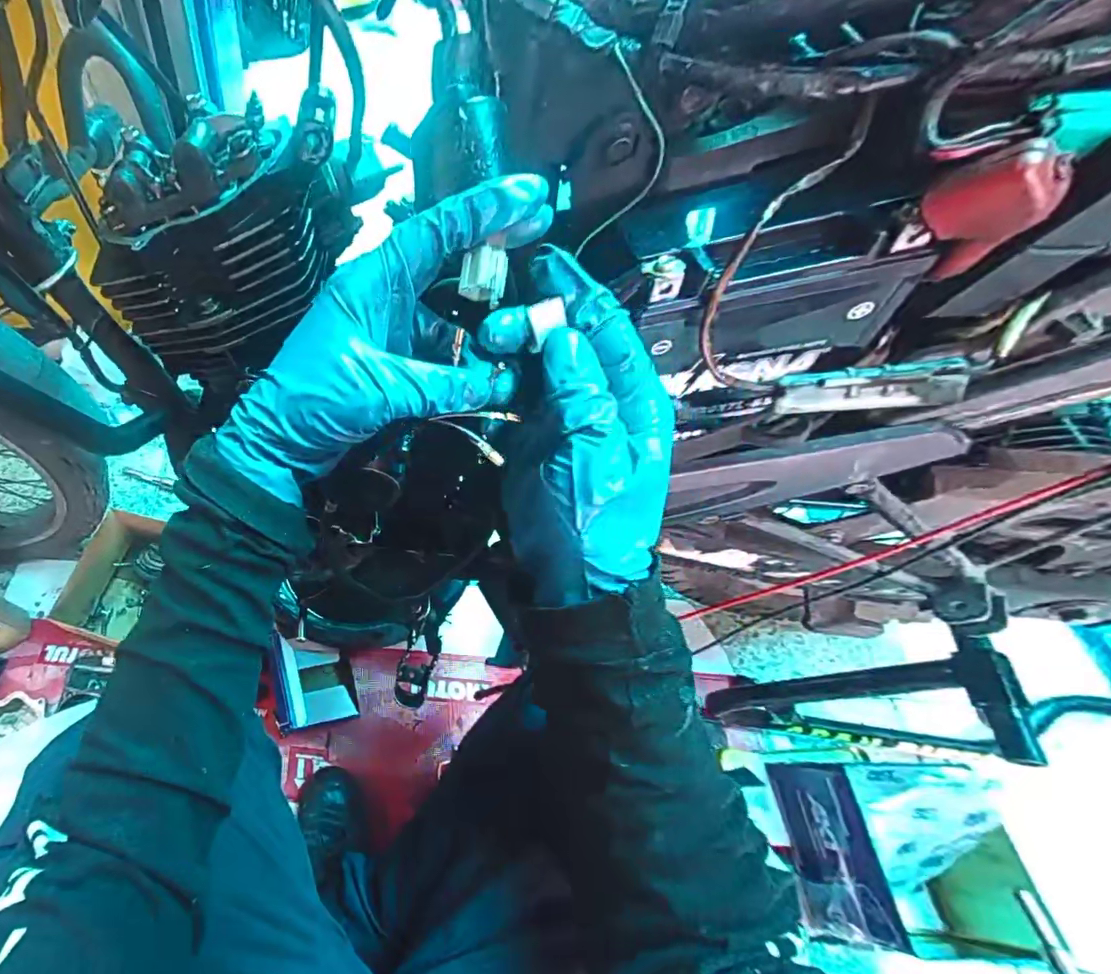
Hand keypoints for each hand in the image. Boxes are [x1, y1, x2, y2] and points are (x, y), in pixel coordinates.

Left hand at [211, 175, 553, 503]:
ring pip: (443, 313)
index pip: (432, 230)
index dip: (482, 208)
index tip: (529, 193)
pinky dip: (458, 362)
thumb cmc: (312, 401)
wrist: (277, 441)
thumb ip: (440, 385)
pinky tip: (487, 375)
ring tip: (520, 326)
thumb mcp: (379, 387)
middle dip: (490, 245)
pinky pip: (432, 353)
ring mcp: (383, 331)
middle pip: (442, 260)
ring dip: (479, 321)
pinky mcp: (386, 362)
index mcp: (370, 283)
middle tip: (539, 224)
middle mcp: (379, 298)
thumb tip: (495, 386)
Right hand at [487, 247, 672, 606]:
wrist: (566, 574)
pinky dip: (497, 381)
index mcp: (630, 400)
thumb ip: (580, 393)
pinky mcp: (530, 440)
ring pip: (537, 367)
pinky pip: (514, 398)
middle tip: (496, 322)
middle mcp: (597, 402)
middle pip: (566, 344)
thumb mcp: (593, 454)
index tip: (546, 263)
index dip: (577, 294)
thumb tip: (565, 337)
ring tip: (484, 340)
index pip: (605, 330)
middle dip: (533, 324)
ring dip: (511, 350)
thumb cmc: (591, 522)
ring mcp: (561, 421)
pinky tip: (480, 370)